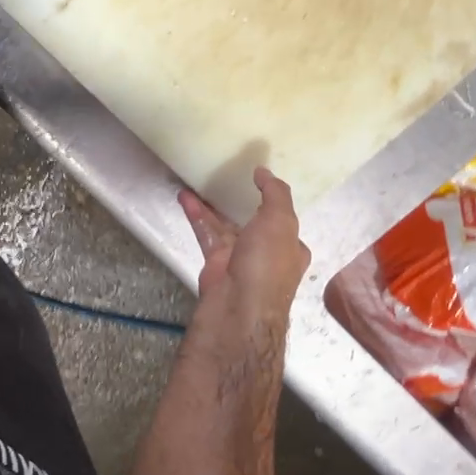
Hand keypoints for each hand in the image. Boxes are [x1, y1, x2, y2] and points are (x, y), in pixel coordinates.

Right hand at [180, 168, 310, 324]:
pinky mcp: (216, 261)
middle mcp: (268, 253)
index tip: (255, 180)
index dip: (272, 200)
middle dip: (237, 201)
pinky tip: (184, 199)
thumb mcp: (280, 222)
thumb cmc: (266, 263)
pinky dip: (196, 216)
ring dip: (211, 206)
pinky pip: (207, 233)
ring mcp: (240, 258)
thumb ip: (275, 194)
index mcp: (291, 247)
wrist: (238, 304)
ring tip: (196, 183)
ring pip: (226, 226)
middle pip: (251, 221)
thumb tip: (264, 171)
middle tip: (223, 178)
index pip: (283, 219)